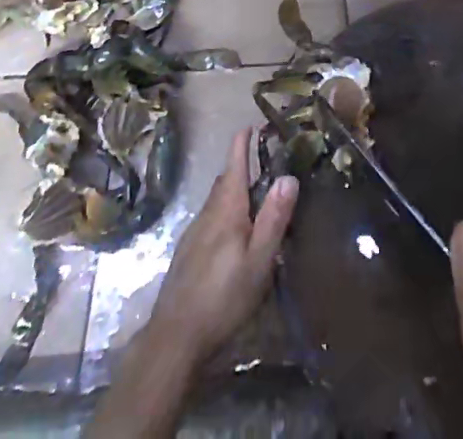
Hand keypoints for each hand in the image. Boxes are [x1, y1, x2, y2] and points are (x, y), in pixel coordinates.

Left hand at [139, 127, 298, 368]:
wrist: (175, 336)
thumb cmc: (223, 297)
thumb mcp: (258, 260)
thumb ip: (273, 219)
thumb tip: (288, 176)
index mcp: (225, 212)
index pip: (234, 167)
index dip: (241, 145)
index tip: (250, 125)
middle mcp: (206, 216)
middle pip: (225, 182)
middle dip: (241, 166)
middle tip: (264, 159)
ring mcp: (194, 235)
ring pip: (216, 201)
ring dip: (234, 189)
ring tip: (256, 193)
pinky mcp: (189, 254)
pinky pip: (211, 218)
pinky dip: (226, 210)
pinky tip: (236, 231)